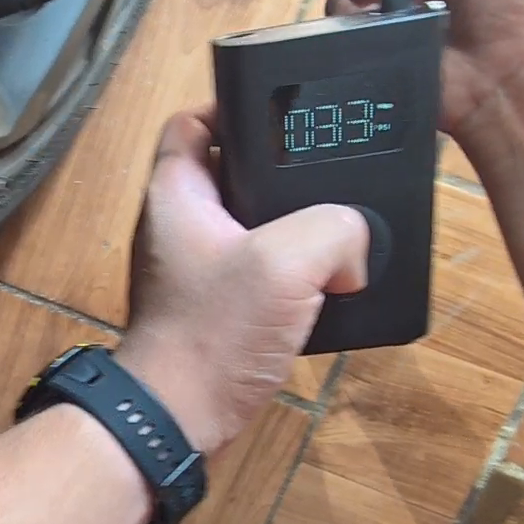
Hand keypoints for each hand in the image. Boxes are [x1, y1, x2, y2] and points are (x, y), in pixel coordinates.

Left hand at [116, 109, 368, 452]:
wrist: (180, 416)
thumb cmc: (216, 329)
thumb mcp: (287, 262)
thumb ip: (335, 229)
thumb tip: (348, 254)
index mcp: (175, 194)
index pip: (192, 123)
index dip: (232, 107)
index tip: (285, 114)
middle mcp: (178, 225)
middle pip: (233, 172)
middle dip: (284, 171)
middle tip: (335, 173)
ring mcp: (195, 269)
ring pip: (253, 226)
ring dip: (296, 228)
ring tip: (345, 229)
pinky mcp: (214, 306)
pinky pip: (259, 271)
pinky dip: (292, 272)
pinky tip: (331, 281)